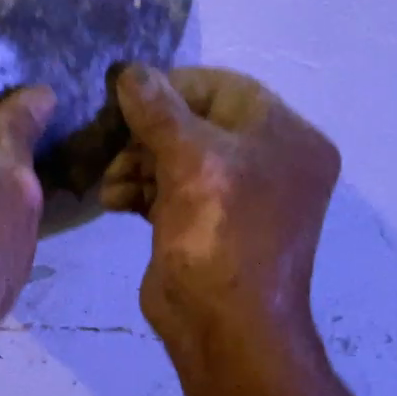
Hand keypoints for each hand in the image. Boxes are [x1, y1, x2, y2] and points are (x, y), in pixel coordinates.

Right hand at [102, 66, 339, 339]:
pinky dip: (139, 190)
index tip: (122, 98)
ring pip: (176, 156)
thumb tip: (130, 71)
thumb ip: (158, 110)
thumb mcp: (190, 160)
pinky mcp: (205, 223)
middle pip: (195, 122)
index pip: (224, 88)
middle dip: (146, 133)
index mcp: (286, 137)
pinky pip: (169, 188)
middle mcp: (267, 161)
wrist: (224, 324)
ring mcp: (236, 196)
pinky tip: (112, 201)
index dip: (171, 87)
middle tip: (110, 146)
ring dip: (135, 164)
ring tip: (110, 185)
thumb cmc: (220, 233)